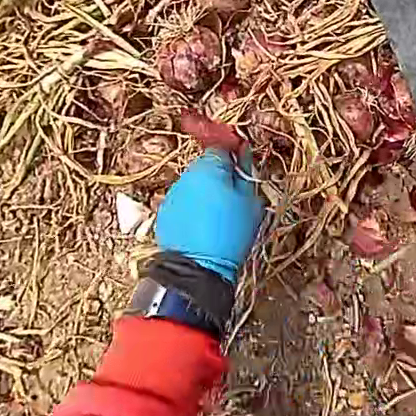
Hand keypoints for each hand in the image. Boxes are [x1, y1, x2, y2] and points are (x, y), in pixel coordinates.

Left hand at [154, 149, 264, 282]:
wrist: (196, 268)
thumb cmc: (229, 234)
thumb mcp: (250, 202)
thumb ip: (246, 173)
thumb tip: (243, 153)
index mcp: (209, 169)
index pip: (221, 147)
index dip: (234, 156)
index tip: (243, 167)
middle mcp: (186, 176)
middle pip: (206, 165)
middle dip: (220, 175)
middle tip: (235, 195)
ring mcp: (173, 194)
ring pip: (195, 183)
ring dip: (207, 191)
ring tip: (220, 213)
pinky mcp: (165, 212)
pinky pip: (184, 200)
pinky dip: (194, 206)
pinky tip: (205, 224)